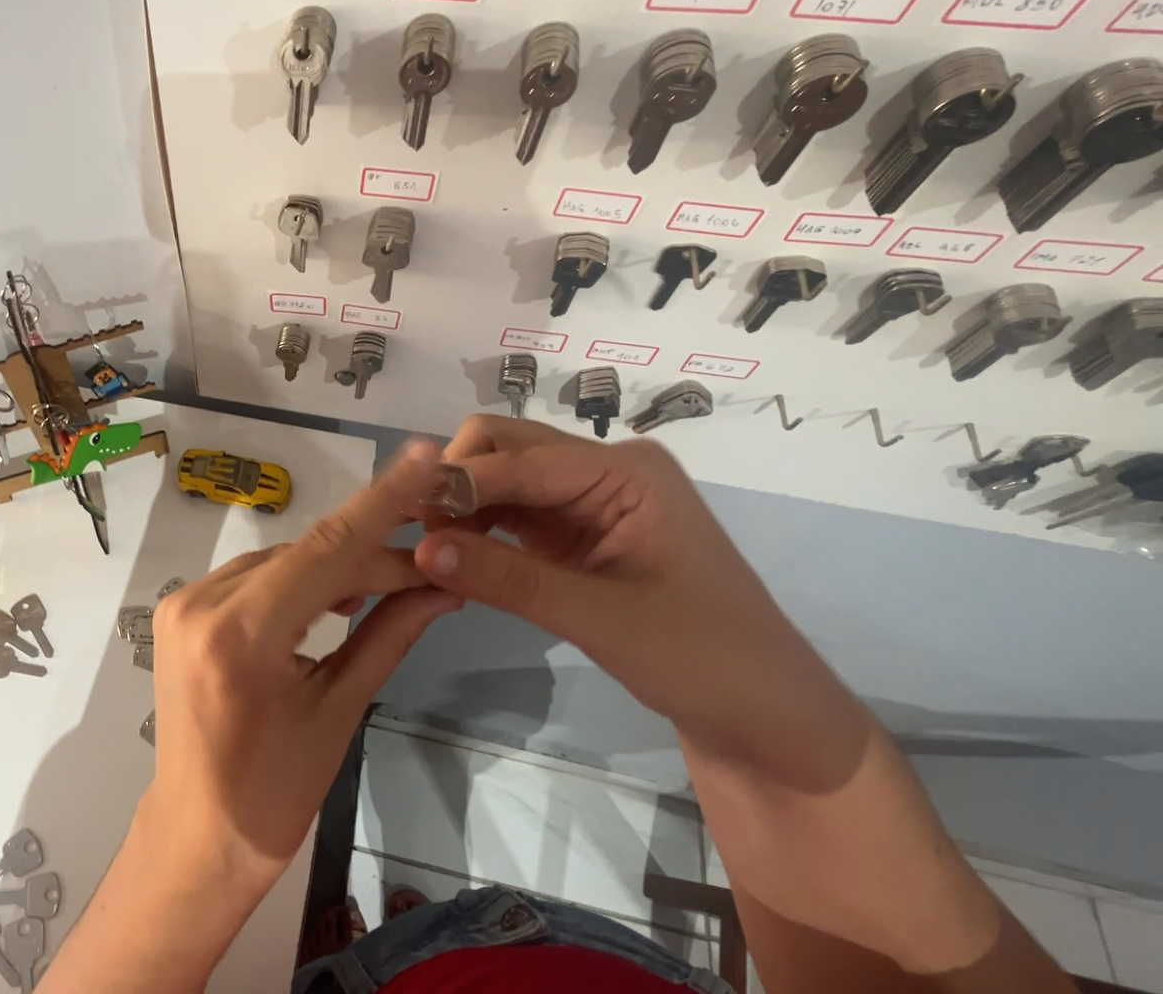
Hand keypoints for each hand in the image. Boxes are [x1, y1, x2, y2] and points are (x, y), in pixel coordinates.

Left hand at [40, 443, 463, 993]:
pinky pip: (253, 578)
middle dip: (370, 556)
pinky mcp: (180, 610)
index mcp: (238, 635)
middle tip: (428, 568)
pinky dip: (297, 581)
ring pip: (280, 562)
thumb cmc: (275, 791)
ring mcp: (182, 604)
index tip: (426, 456)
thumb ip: (388, 635)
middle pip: (305, 554)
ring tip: (389, 586)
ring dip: (333, 569)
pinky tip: (333, 597)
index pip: (325, 548)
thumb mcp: (339, 710)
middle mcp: (201, 604)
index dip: (383, 501)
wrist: (199, 830)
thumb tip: (444, 585)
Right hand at [412, 417, 832, 753]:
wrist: (764, 717)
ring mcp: (587, 502)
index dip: (460, 482)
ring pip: (500, 481)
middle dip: (455, 483)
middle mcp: (602, 471)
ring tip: (419, 548)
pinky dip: (476, 531)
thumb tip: (422, 552)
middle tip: (412, 533)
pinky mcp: (573, 536)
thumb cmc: (705, 659)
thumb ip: (510, 580)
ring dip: (460, 506)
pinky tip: (450, 558)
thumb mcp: (604, 619)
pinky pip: (509, 516)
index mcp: (625, 472)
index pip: (521, 457)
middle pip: (504, 449)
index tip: (401, 514)